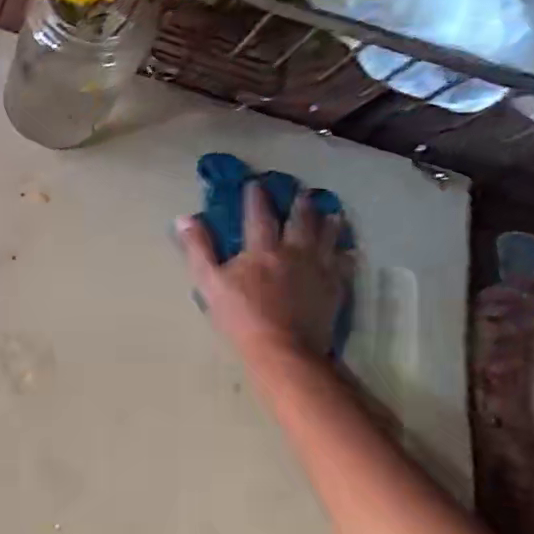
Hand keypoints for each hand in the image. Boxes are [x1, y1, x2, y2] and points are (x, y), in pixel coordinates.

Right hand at [176, 181, 348, 360]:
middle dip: (300, 205)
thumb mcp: (208, 281)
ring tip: (333, 213)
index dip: (256, 197)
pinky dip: (345, 254)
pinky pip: (344, 265)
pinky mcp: (335, 290)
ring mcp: (319, 271)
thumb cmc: (240, 315)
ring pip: (327, 239)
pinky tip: (348, 251)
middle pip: (300, 222)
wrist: (285, 351)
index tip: (256, 183)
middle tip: (304, 192)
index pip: (259, 216)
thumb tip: (184, 218)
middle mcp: (294, 253)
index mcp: (261, 250)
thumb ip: (198, 248)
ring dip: (328, 224)